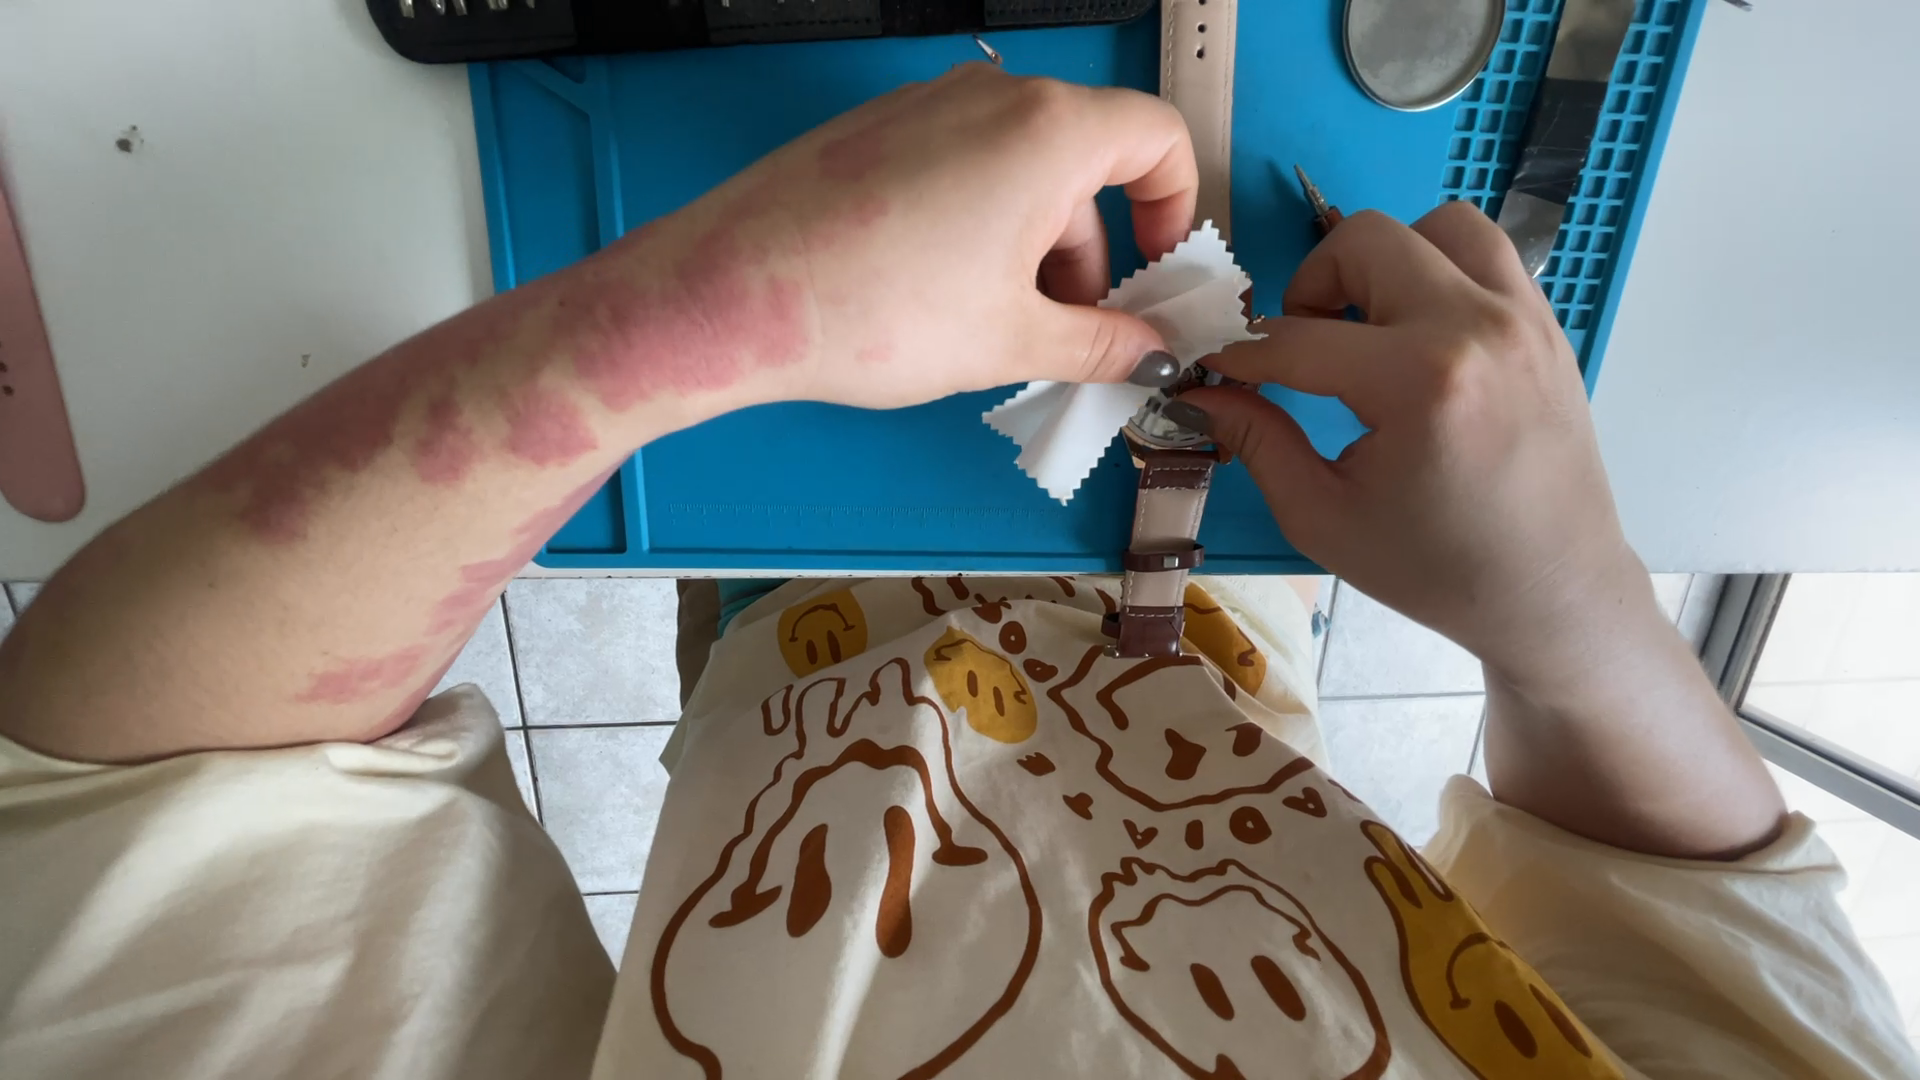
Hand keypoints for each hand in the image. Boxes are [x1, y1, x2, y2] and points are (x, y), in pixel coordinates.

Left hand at [566, 63, 1197, 412]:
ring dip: (1032, 258)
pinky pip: (962, 178)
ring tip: (994, 332)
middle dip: (1089, 261)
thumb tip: (1151, 354)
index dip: (1173, 208)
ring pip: (1019, 182)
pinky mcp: (880, 138)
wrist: (737, 296)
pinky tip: (942, 300)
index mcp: (1045, 132)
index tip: (1155, 270)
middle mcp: (989, 100)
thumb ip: (1101, 345)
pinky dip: (980, 236)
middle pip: (1082, 173)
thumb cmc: (878, 310)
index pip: (1156, 139)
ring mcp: (926, 111)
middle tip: (1065, 336)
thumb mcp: (1011, 341)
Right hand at [1175, 203, 1657, 694]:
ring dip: (1378, 264)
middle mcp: (1477, 326)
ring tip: (1359, 330)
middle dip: (1307, 286)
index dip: (1236, 353)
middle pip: (1366, 240)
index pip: (1296, 339)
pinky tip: (1408, 339)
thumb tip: (1198, 394)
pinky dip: (1430, 274)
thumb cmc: (1429, 567)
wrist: (1550, 592)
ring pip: (1436, 225)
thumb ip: (1256, 439)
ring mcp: (1523, 317)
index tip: (1208, 368)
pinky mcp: (1545, 325)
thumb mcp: (1319, 514)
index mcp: (1418, 381)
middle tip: (1295, 348)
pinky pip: (1483, 254)